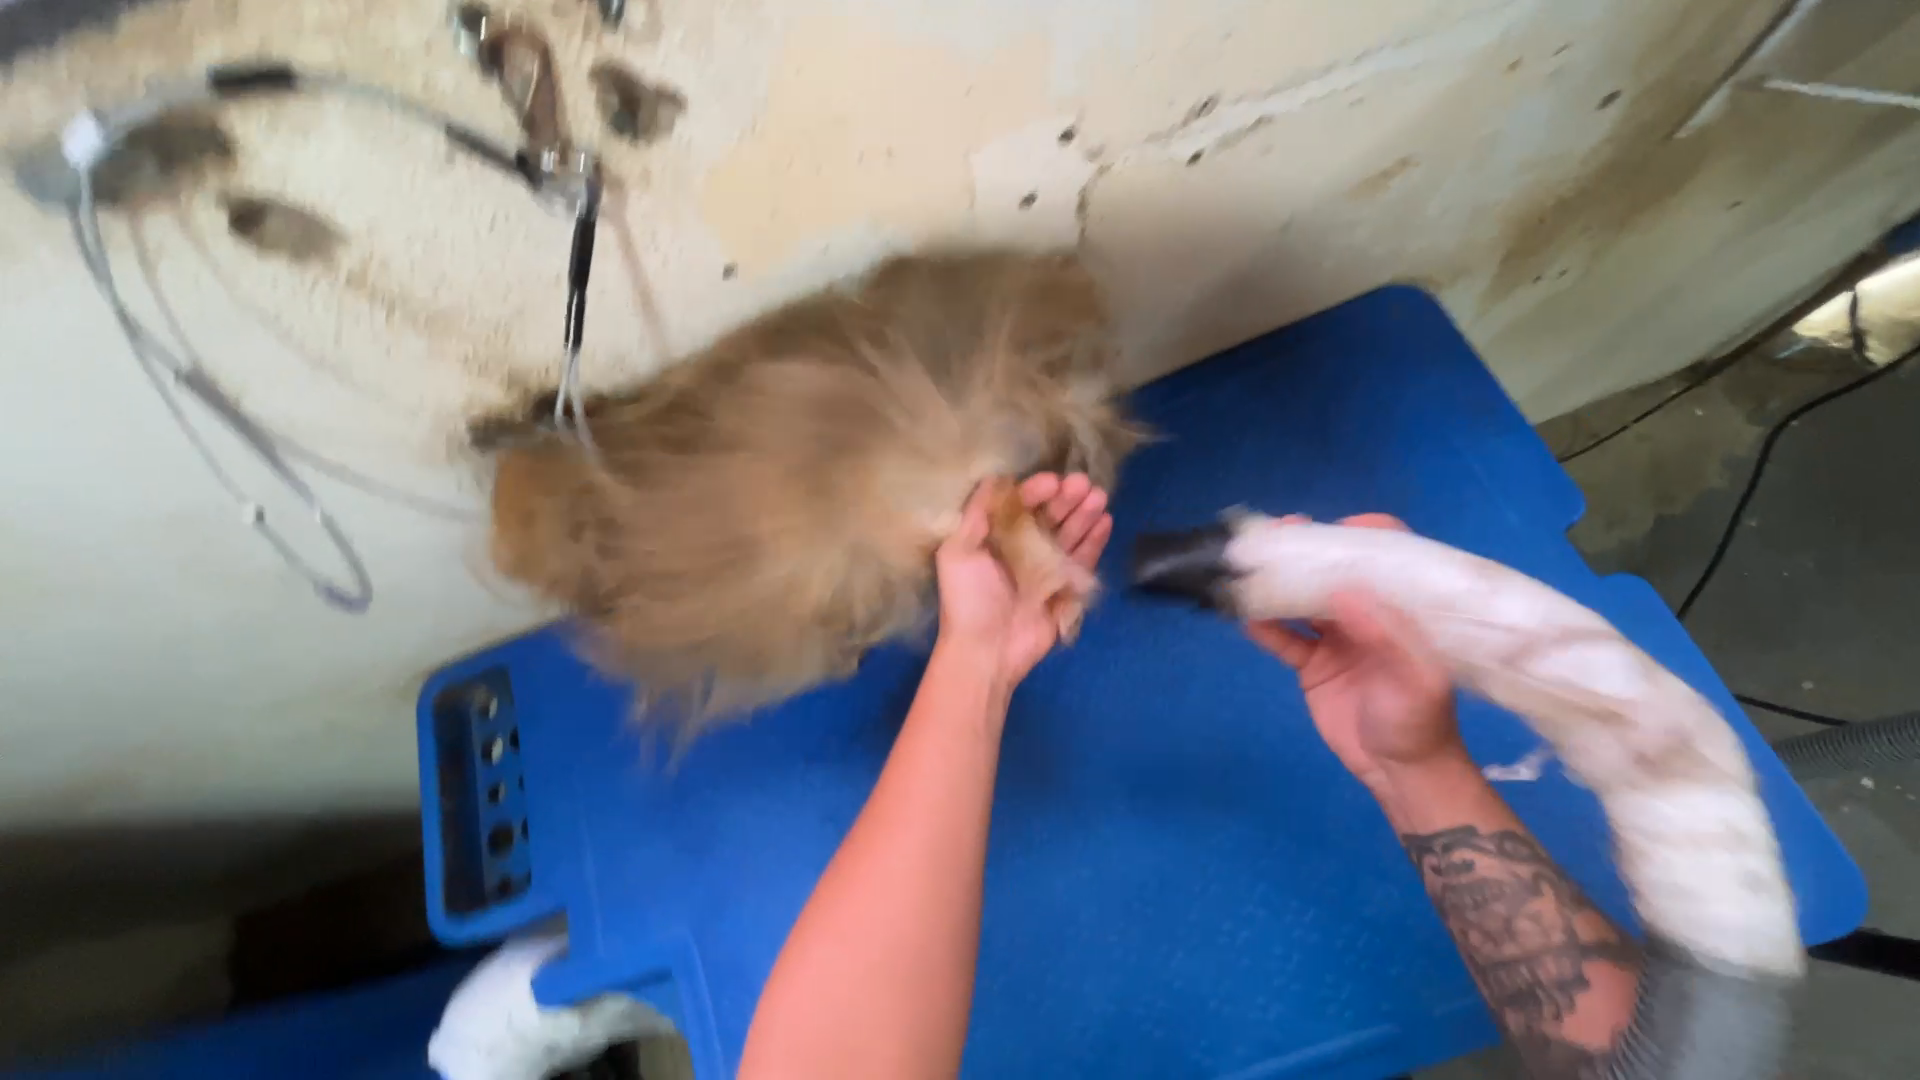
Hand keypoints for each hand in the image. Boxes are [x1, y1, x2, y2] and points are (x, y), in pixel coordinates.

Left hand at [934, 473, 1112, 688]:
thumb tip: (992, 477)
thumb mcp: (957, 552)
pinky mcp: (1064, 588)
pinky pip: (1083, 560)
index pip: (1020, 506)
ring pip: (1069, 534)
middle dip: (1066, 499)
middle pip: (1049, 516)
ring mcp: (1045, 568)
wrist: (986, 652)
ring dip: (1084, 514)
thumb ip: (975, 515)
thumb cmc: (967, 600)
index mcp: (995, 537)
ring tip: (1099, 496)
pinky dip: (1094, 542)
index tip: (1052, 482)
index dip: (1035, 491)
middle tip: (1083, 483)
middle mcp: (1021, 548)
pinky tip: (1105, 521)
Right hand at [1244, 514, 1465, 797]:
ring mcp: (1336, 641)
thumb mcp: (1417, 678)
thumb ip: (1385, 634)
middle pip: (1336, 574)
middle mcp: (1369, 618)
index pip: (1388, 560)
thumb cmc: (1419, 722)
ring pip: (1303, 603)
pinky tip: (1244, 618)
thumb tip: (1343, 589)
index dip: (1365, 537)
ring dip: (1280, 586)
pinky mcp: (1312, 666)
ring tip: (1253, 567)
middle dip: (1309, 553)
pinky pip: (1284, 641)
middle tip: (1279, 533)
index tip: (1336, 528)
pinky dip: (1264, 629)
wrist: (1399, 772)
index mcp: (1403, 612)